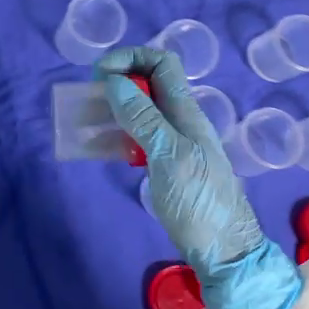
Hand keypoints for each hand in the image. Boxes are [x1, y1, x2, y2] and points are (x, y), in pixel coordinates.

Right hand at [97, 48, 301, 308]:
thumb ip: (143, 118)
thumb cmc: (199, 202)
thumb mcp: (169, 156)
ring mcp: (173, 144)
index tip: (101, 73)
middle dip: (116, 82)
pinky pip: (137, 138)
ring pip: (139, 112)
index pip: (162, 63)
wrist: (224, 251)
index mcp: (186, 112)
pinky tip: (98, 147)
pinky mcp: (165, 166)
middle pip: (147, 84)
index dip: (131, 57)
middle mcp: (179, 121)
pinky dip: (115, 135)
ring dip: (111, 109)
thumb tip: (114, 81)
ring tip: (84, 120)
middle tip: (89, 99)